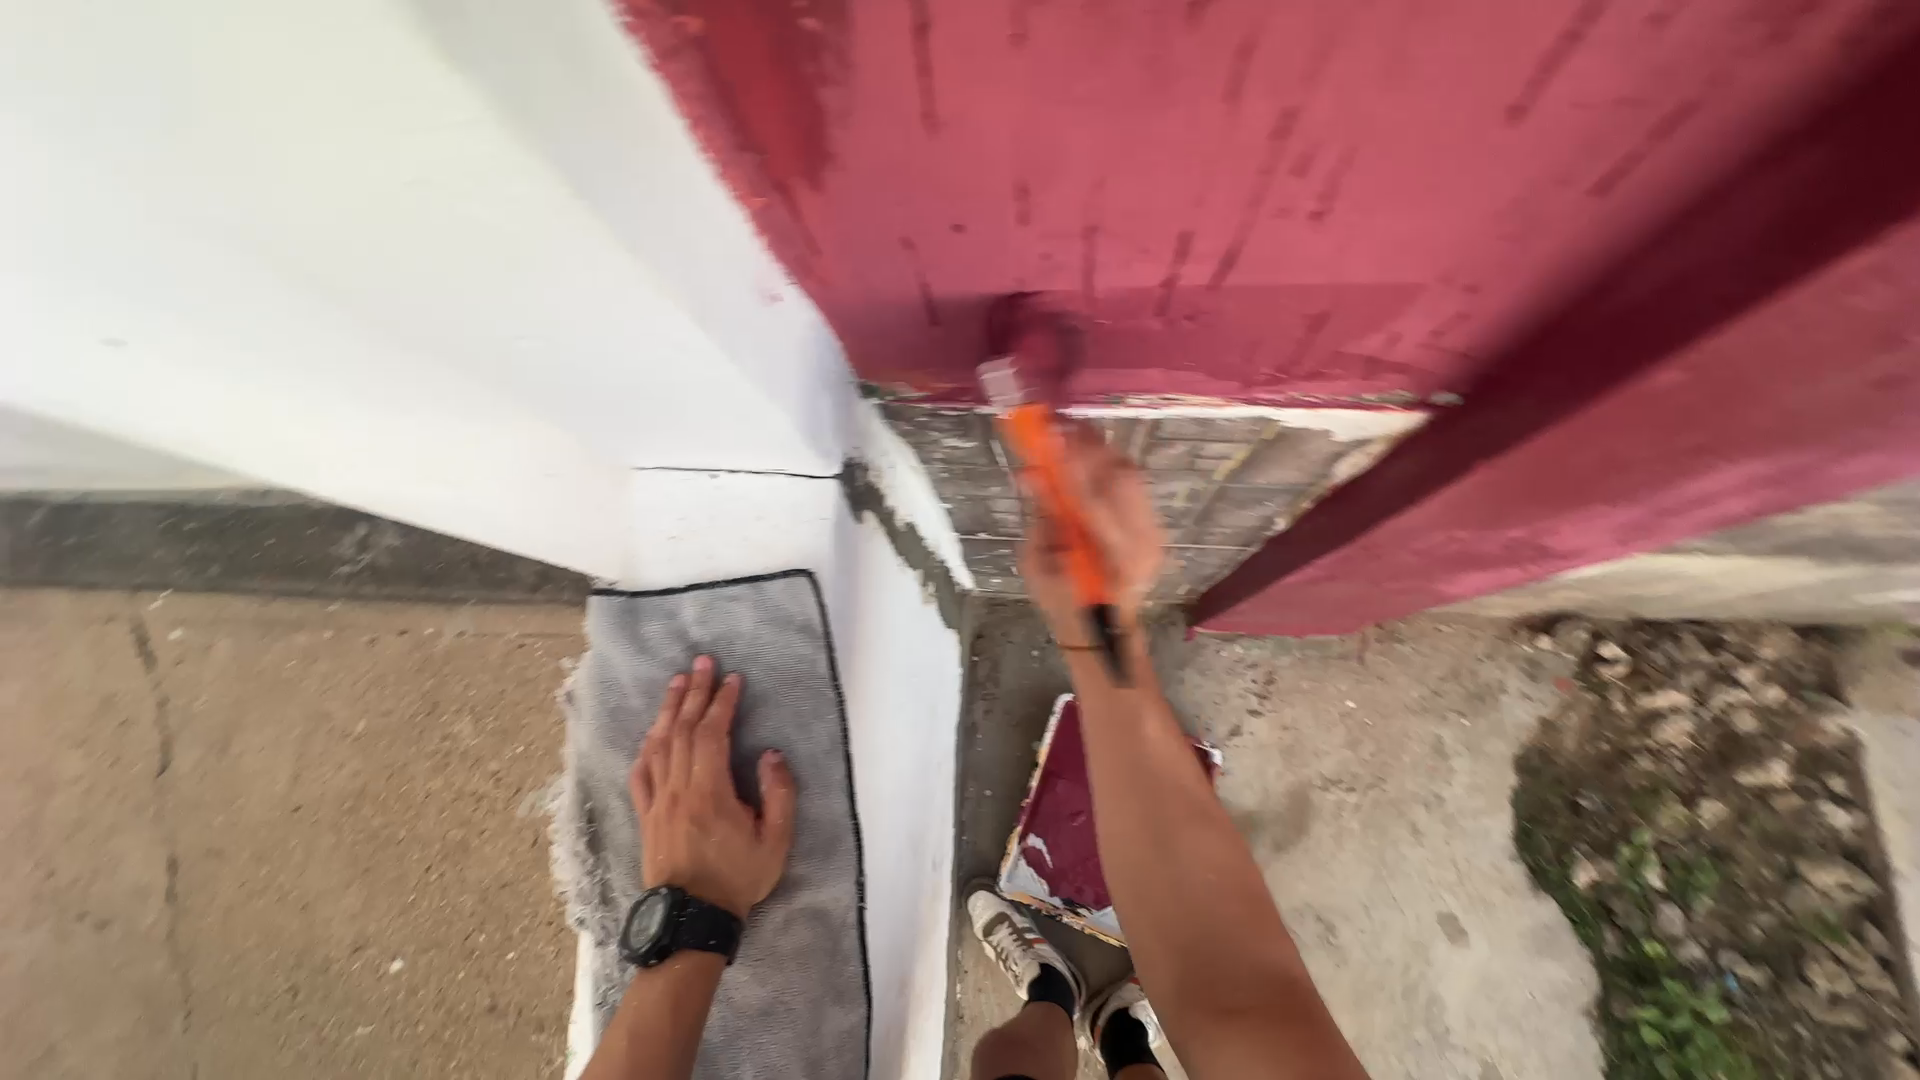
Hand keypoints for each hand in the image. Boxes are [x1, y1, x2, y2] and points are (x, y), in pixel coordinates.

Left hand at [629, 656, 796, 918]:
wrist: (692, 920)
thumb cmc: (737, 879)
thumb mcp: (775, 841)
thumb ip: (779, 794)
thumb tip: (770, 754)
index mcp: (709, 792)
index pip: (712, 734)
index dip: (722, 702)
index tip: (733, 679)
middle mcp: (678, 789)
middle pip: (683, 729)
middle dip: (695, 692)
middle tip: (703, 662)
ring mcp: (657, 801)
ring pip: (659, 744)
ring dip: (669, 709)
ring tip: (678, 682)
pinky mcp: (646, 815)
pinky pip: (641, 771)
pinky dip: (647, 744)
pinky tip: (653, 731)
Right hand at [1017, 422, 1164, 642]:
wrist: (1105, 634)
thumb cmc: (1064, 607)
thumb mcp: (1039, 569)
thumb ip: (1040, 521)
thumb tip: (1030, 475)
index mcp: (1114, 562)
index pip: (1093, 501)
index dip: (1071, 464)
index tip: (1050, 433)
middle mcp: (1144, 544)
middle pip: (1121, 478)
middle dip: (1089, 446)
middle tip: (1059, 423)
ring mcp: (1155, 535)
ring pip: (1131, 476)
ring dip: (1100, 450)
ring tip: (1071, 431)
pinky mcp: (1156, 528)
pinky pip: (1134, 485)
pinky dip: (1109, 464)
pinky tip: (1088, 454)